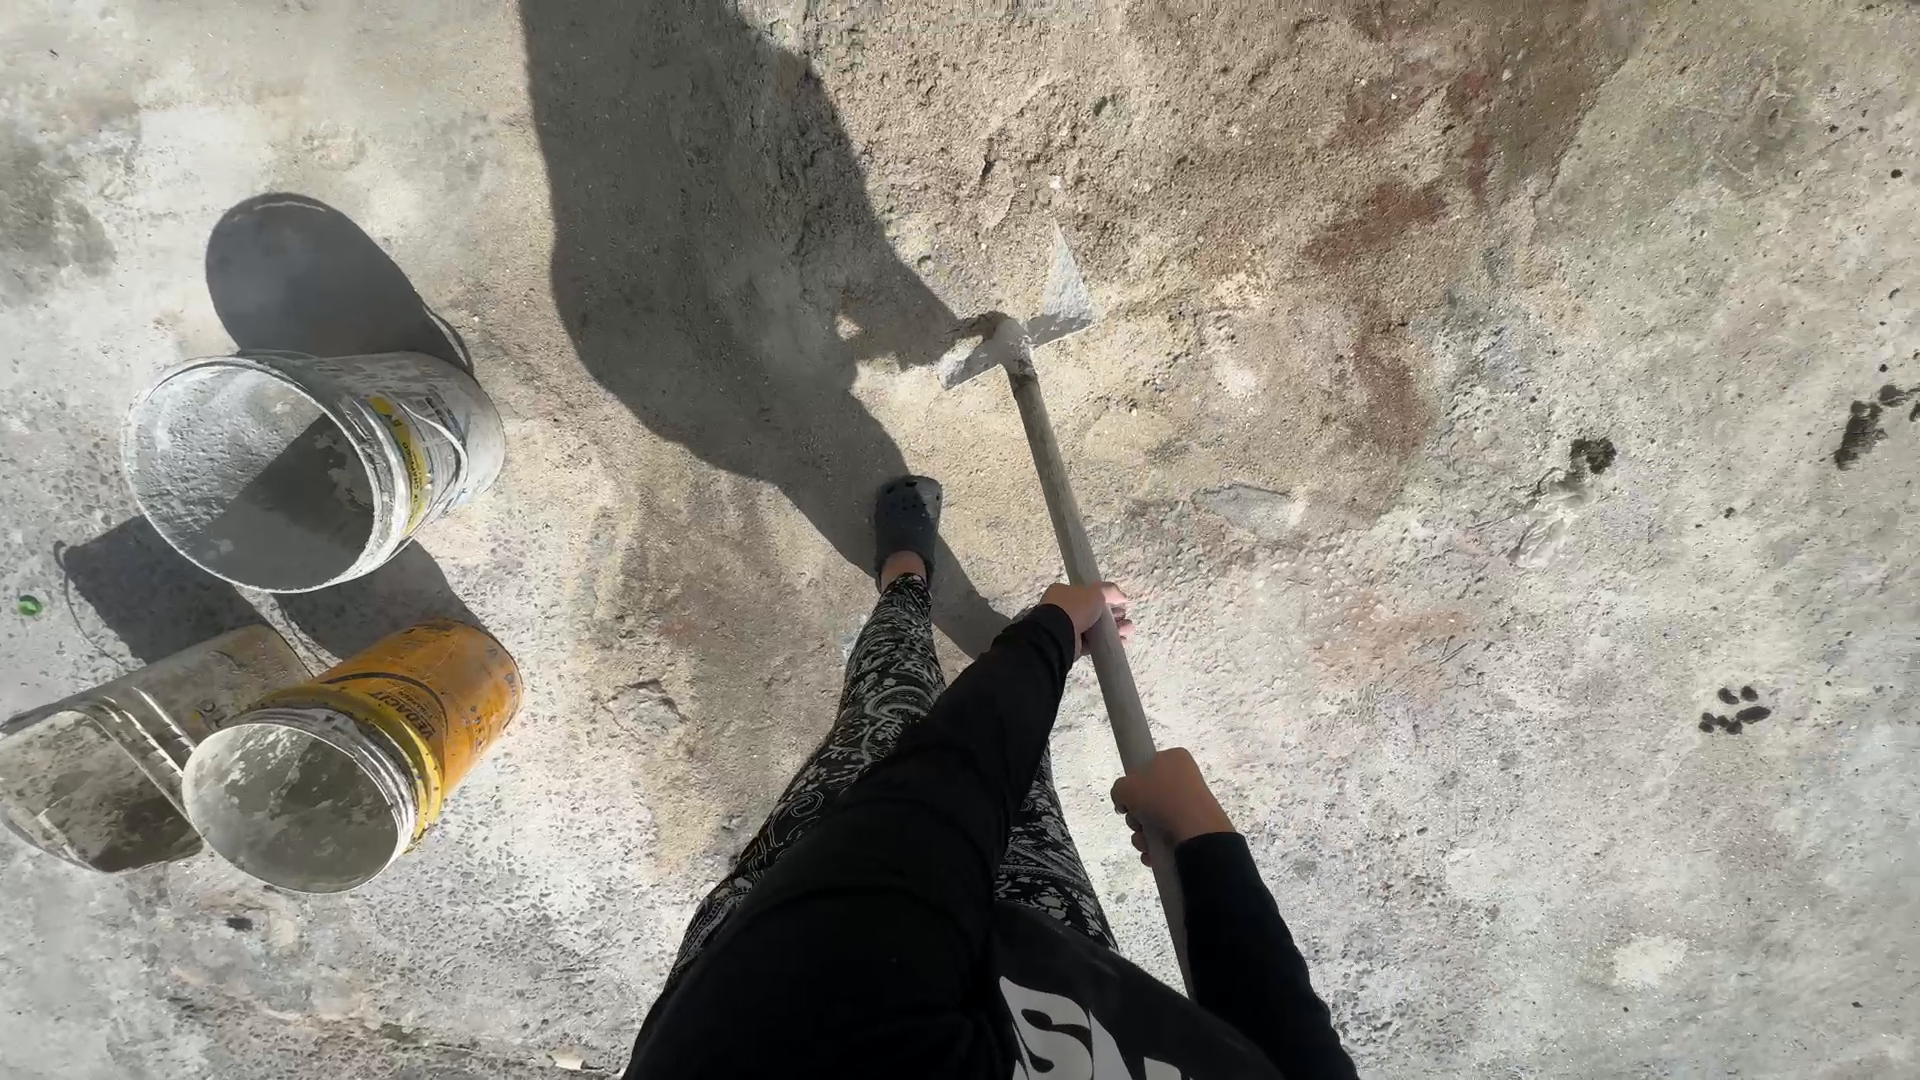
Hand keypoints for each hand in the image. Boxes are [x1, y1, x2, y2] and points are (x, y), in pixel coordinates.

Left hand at [1037, 581, 1132, 657]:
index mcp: (1063, 593)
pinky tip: (1123, 641)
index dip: (1105, 598)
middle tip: (1124, 618)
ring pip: (1095, 629)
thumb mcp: (1095, 592)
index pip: (1087, 594)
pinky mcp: (1072, 646)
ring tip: (1128, 630)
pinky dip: (1108, 642)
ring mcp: (1067, 629)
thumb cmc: (1074, 607)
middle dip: (1112, 615)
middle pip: (1093, 612)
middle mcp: (1063, 610)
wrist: (1058, 634)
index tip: (1119, 603)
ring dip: (1114, 629)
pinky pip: (1093, 643)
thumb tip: (1122, 597)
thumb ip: (1110, 591)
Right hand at [1111, 748, 1234, 865]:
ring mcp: (1193, 806)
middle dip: (1136, 815)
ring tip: (1144, 842)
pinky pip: (1169, 836)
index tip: (1129, 797)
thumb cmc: (1159, 800)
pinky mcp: (1197, 829)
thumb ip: (1118, 790)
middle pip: (1149, 796)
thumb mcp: (1125, 787)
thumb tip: (1125, 803)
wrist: (1196, 834)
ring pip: (1156, 819)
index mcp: (1174, 759)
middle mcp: (1186, 779)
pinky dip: (1156, 847)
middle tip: (1136, 821)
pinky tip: (1151, 853)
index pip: (1147, 767)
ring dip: (1142, 834)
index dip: (1133, 784)